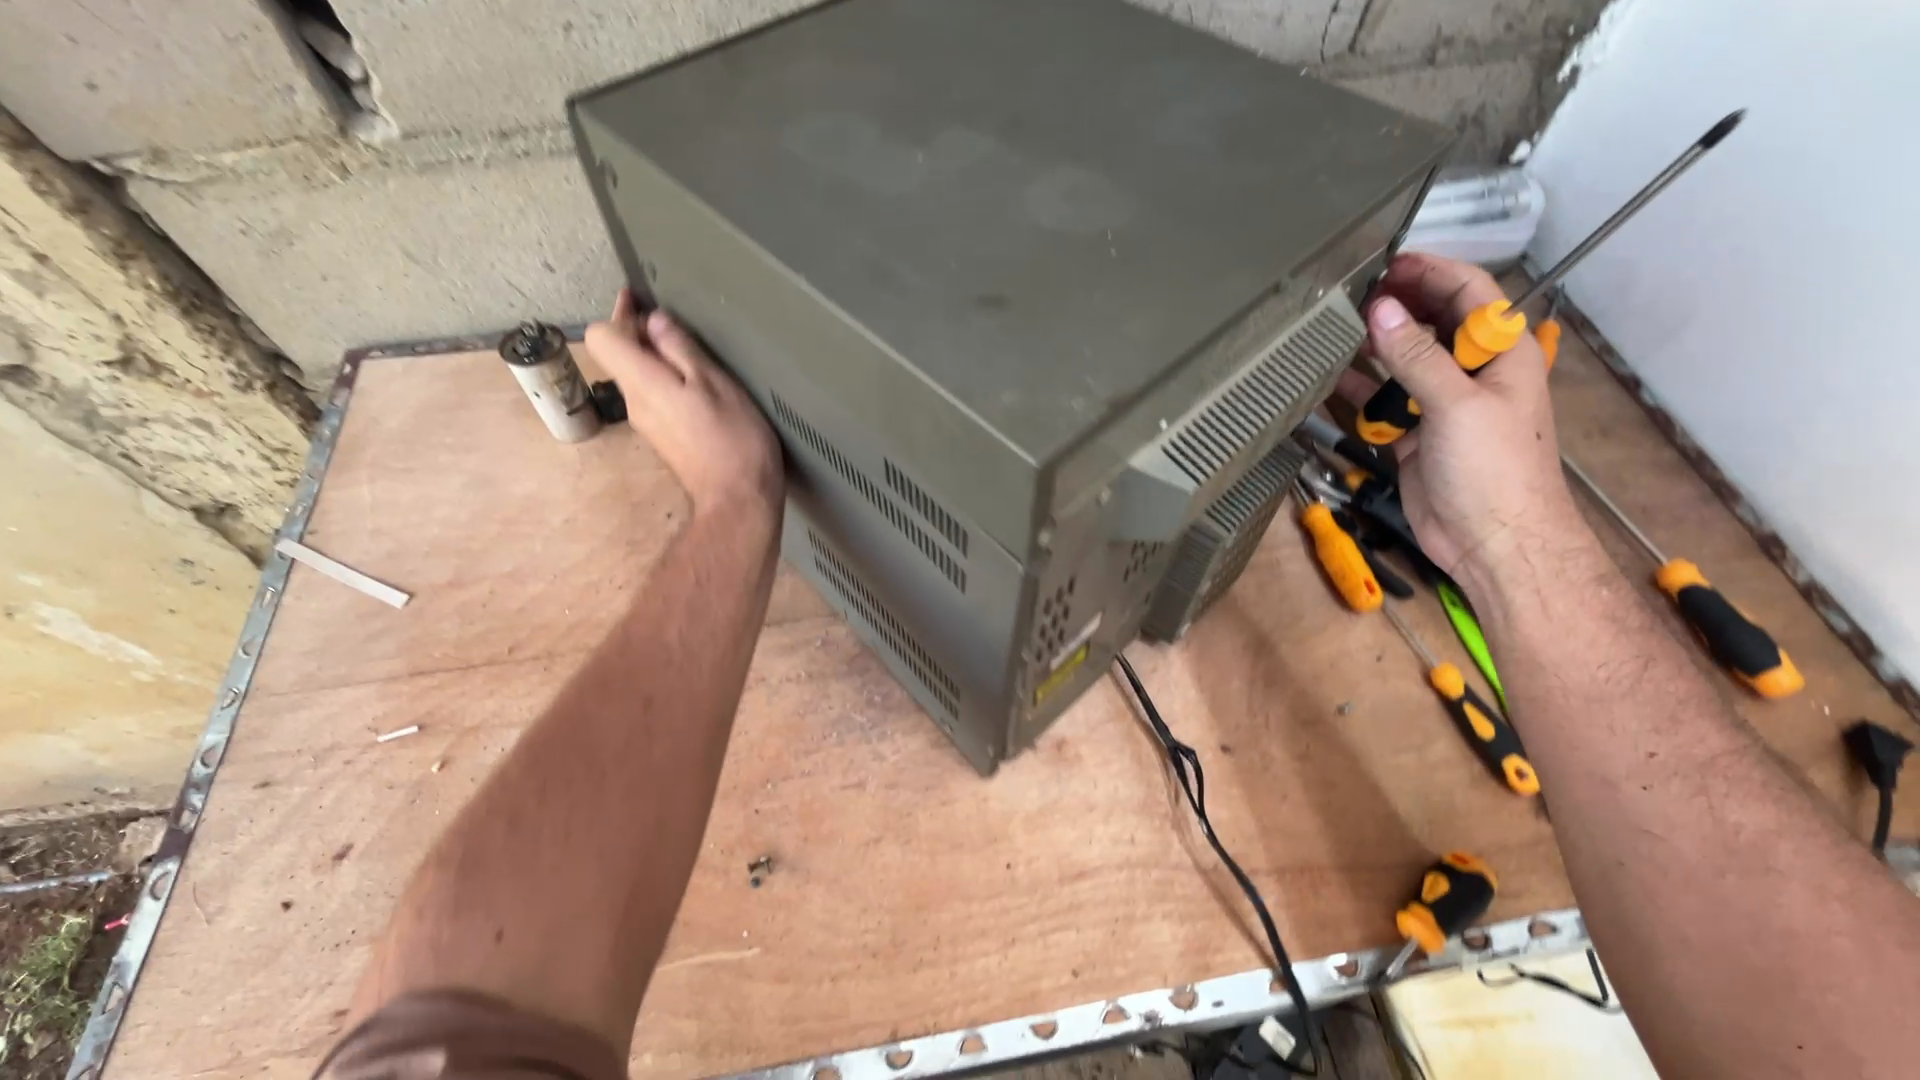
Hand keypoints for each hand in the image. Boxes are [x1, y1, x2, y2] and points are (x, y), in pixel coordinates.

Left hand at [586, 289, 782, 517]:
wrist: (738, 501)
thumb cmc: (734, 441)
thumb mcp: (716, 384)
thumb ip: (682, 350)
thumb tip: (657, 323)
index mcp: (643, 383)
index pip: (602, 338)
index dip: (620, 315)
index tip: (641, 303)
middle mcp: (634, 403)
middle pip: (619, 356)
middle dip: (639, 333)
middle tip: (669, 320)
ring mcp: (647, 423)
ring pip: (637, 377)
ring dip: (656, 358)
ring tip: (690, 352)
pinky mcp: (663, 438)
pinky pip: (653, 396)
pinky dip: (667, 381)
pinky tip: (697, 385)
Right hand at [1339, 254, 1588, 590]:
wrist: (1493, 541)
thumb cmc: (1494, 469)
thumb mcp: (1457, 403)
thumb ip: (1415, 355)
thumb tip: (1380, 309)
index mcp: (1501, 354)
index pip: (1469, 294)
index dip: (1432, 273)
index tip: (1387, 263)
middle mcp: (1473, 373)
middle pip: (1433, 324)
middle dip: (1397, 306)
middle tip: (1352, 295)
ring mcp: (1443, 405)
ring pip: (1403, 363)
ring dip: (1373, 348)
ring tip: (1334, 331)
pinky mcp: (1416, 435)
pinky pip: (1384, 403)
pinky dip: (1359, 392)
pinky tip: (1331, 381)